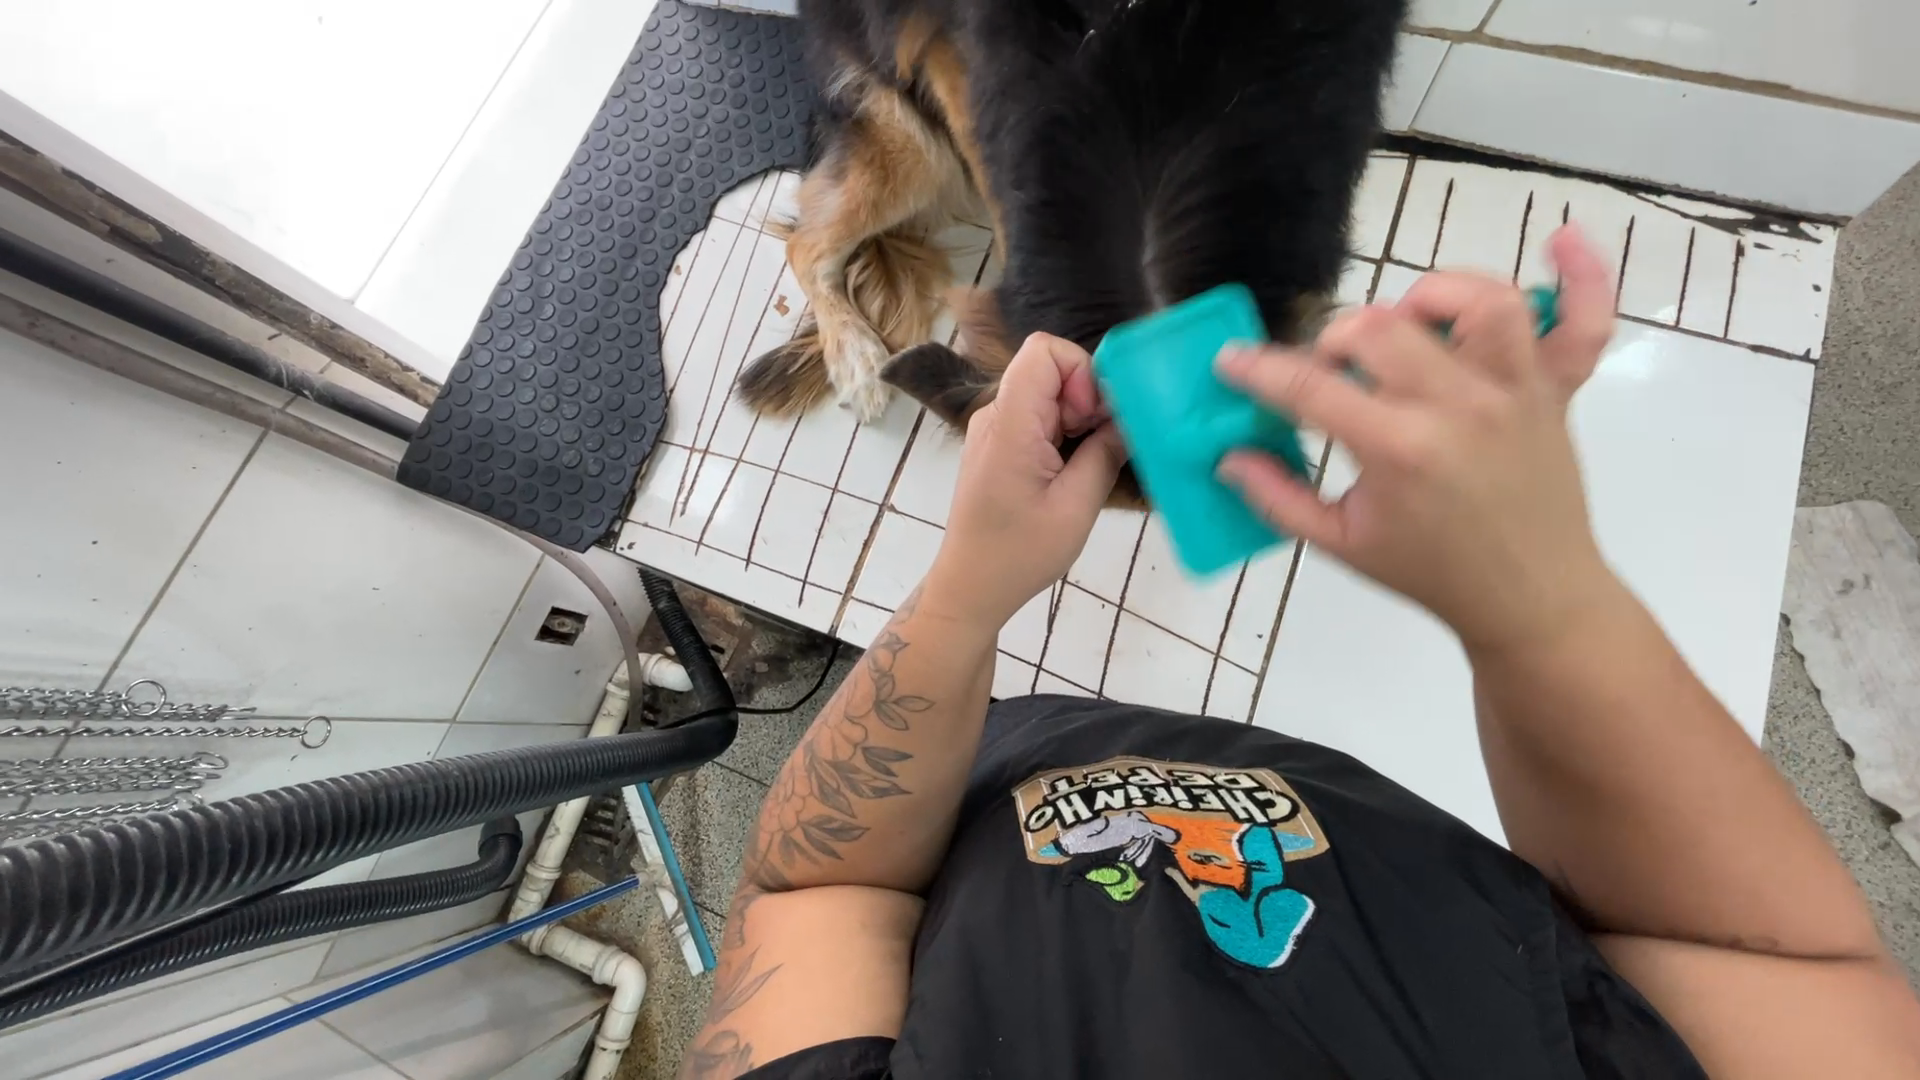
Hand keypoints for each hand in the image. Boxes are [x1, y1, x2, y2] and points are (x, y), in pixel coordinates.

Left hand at [924, 333, 1128, 629]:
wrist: (972, 585)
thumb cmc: (1020, 554)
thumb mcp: (1075, 508)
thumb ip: (1105, 454)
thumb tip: (1129, 420)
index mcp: (1009, 424)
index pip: (1044, 350)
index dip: (1080, 372)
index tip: (1091, 420)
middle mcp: (995, 415)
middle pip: (1050, 370)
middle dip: (1086, 400)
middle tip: (1099, 449)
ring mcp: (993, 430)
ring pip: (1048, 395)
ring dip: (1077, 421)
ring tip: (1085, 467)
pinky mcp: (998, 446)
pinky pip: (1038, 418)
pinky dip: (1063, 435)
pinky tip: (1070, 473)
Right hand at [1215, 226, 1622, 653]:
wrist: (1530, 597)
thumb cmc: (1425, 571)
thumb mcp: (1337, 543)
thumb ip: (1276, 498)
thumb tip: (1228, 457)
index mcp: (1397, 449)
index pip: (1311, 388)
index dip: (1259, 370)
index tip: (1230, 361)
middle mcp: (1459, 406)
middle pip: (1382, 328)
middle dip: (1333, 340)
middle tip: (1325, 371)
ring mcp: (1516, 391)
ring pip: (1479, 302)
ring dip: (1428, 299)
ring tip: (1405, 324)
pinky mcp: (1557, 390)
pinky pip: (1584, 318)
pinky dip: (1580, 275)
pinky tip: (1560, 239)